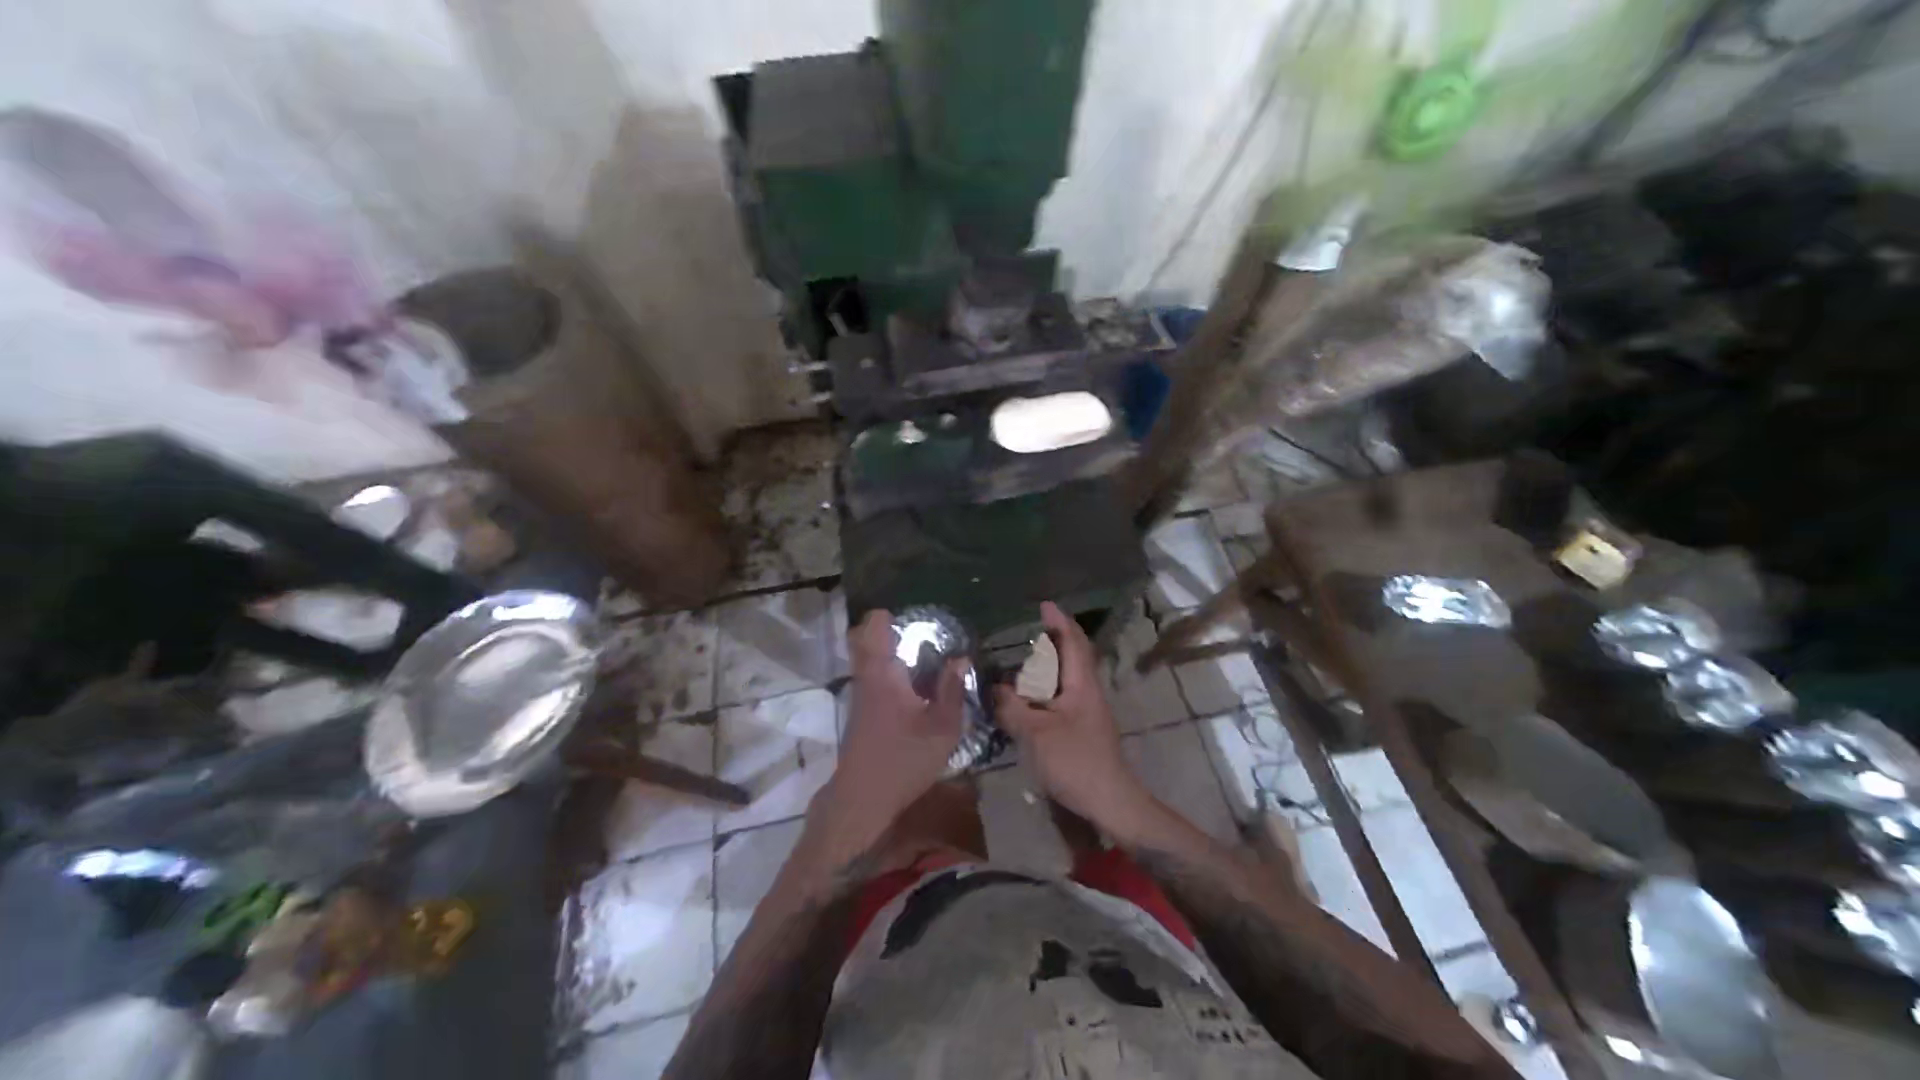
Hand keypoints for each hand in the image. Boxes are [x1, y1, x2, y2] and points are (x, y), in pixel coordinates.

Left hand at [807, 610, 964, 860]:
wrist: (863, 799)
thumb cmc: (904, 760)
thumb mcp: (942, 727)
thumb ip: (952, 689)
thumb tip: (960, 657)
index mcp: (883, 673)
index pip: (874, 626)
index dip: (889, 614)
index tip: (914, 615)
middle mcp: (866, 677)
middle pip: (865, 638)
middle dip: (888, 630)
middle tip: (920, 634)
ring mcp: (860, 695)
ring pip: (869, 659)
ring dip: (890, 652)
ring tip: (926, 659)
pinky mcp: (862, 712)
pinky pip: (873, 677)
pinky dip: (890, 673)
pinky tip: (916, 689)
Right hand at [993, 602, 1151, 831]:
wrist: (1109, 802)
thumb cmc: (1075, 761)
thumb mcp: (1036, 733)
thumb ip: (1013, 707)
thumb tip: (995, 689)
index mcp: (1082, 684)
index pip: (1072, 642)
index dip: (1059, 622)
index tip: (1043, 605)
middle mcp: (1087, 692)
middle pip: (1072, 656)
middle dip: (1053, 639)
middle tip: (1026, 630)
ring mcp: (1086, 712)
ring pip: (1065, 678)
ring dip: (1046, 665)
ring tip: (1019, 660)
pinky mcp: (1080, 730)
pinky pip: (1059, 697)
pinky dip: (1042, 689)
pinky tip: (1024, 697)